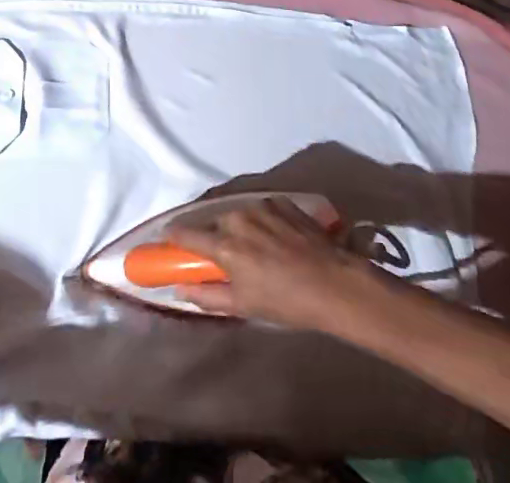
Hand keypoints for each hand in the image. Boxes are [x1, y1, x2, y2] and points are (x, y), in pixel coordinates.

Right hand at [165, 198, 389, 331]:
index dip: (174, 237)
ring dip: (239, 227)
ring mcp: (261, 207)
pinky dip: (263, 221)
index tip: (171, 242)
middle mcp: (237, 218)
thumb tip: (180, 287)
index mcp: (224, 244)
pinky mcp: (283, 203)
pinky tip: (277, 238)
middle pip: (214, 223)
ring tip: (256, 247)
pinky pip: (262, 210)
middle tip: (226, 256)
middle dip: (214, 237)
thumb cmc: (288, 302)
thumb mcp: (244, 306)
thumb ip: (206, 295)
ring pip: (238, 214)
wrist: (338, 286)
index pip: (185, 233)